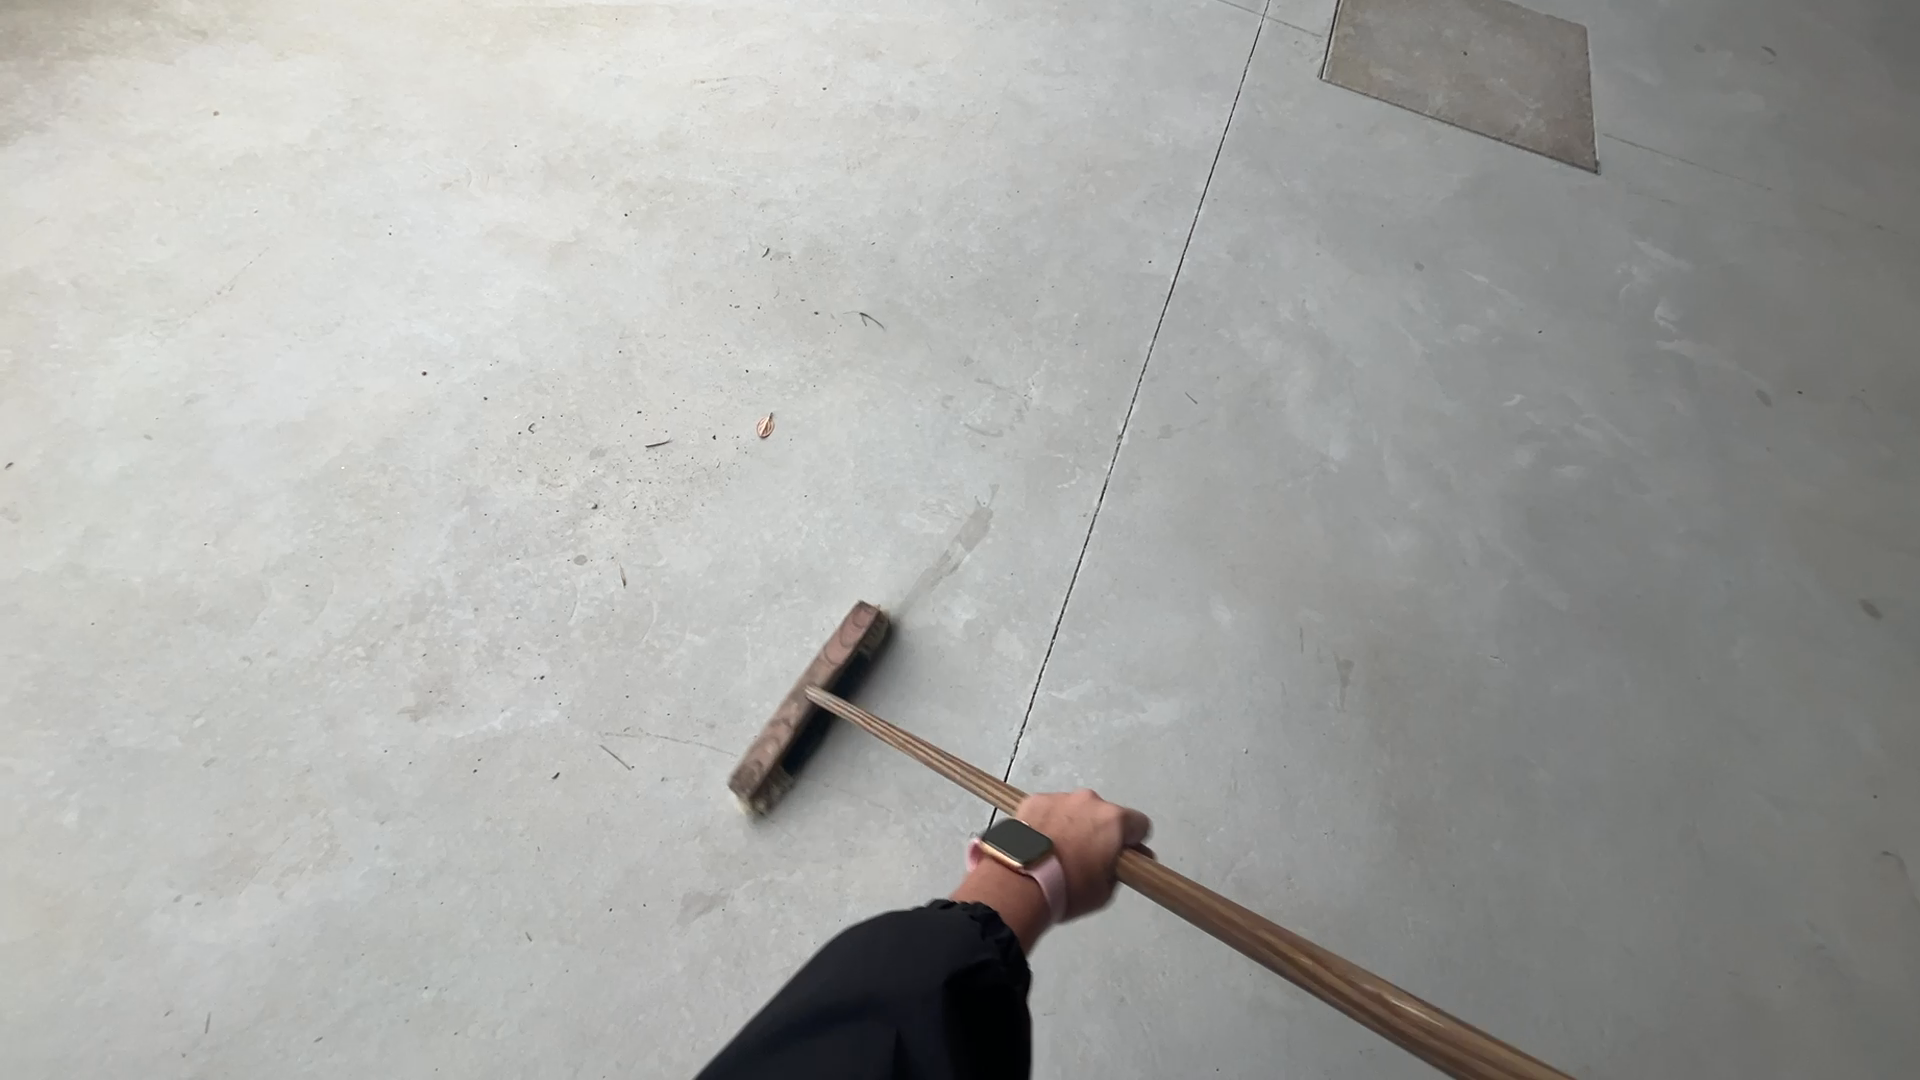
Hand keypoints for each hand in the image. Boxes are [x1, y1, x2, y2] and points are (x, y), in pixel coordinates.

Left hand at [1016, 789, 1151, 920]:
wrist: (1021, 879)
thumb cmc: (1069, 889)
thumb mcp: (1106, 890)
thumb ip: (1122, 868)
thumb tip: (1128, 858)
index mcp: (1114, 820)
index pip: (1139, 824)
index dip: (1133, 842)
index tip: (1122, 857)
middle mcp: (1089, 800)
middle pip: (1104, 814)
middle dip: (1100, 832)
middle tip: (1086, 857)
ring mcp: (1060, 796)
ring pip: (1075, 809)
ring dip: (1073, 824)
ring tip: (1057, 852)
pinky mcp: (1034, 799)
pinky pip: (1049, 809)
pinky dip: (1048, 821)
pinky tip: (1039, 843)